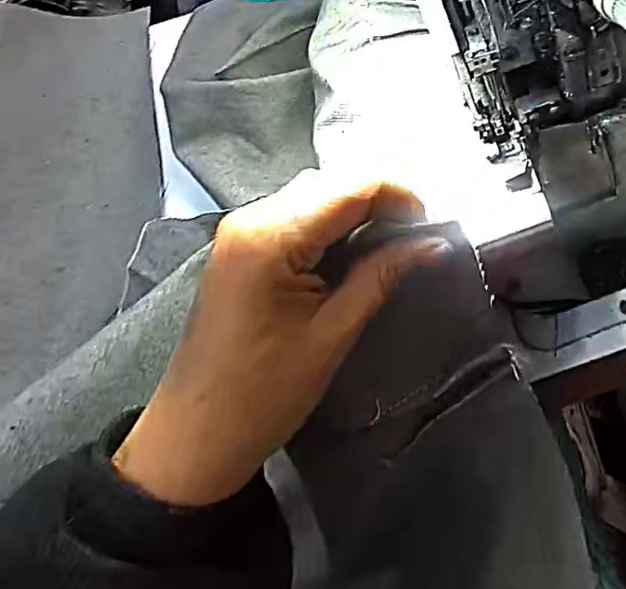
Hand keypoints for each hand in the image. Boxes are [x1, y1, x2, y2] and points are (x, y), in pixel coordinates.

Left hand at [112, 173, 450, 505]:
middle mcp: (252, 219)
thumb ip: (384, 274)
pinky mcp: (244, 244)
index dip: (401, 196)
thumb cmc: (261, 396)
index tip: (432, 226)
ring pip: (322, 191)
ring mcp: (243, 229)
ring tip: (394, 241)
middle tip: (417, 236)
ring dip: (362, 208)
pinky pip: (303, 211)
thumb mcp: (334, 333)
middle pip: (337, 182)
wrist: (190, 443)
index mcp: (271, 237)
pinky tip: (356, 246)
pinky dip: (337, 220)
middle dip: (385, 200)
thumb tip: (435, 242)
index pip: (353, 187)